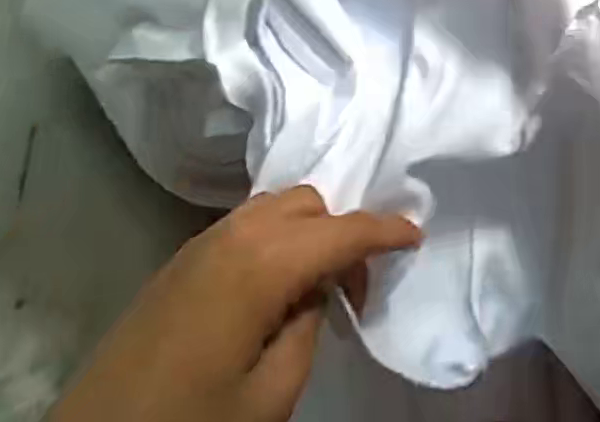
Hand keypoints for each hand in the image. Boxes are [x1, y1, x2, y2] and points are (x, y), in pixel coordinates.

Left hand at [50, 186, 421, 421]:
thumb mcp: (269, 395)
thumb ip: (308, 326)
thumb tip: (315, 289)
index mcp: (263, 262)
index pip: (343, 231)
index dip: (385, 231)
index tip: (416, 235)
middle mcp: (236, 233)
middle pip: (311, 204)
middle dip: (342, 232)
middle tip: (352, 291)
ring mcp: (204, 241)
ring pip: (279, 207)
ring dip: (309, 232)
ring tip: (313, 288)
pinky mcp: (182, 258)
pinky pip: (248, 224)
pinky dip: (278, 237)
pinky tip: (274, 286)